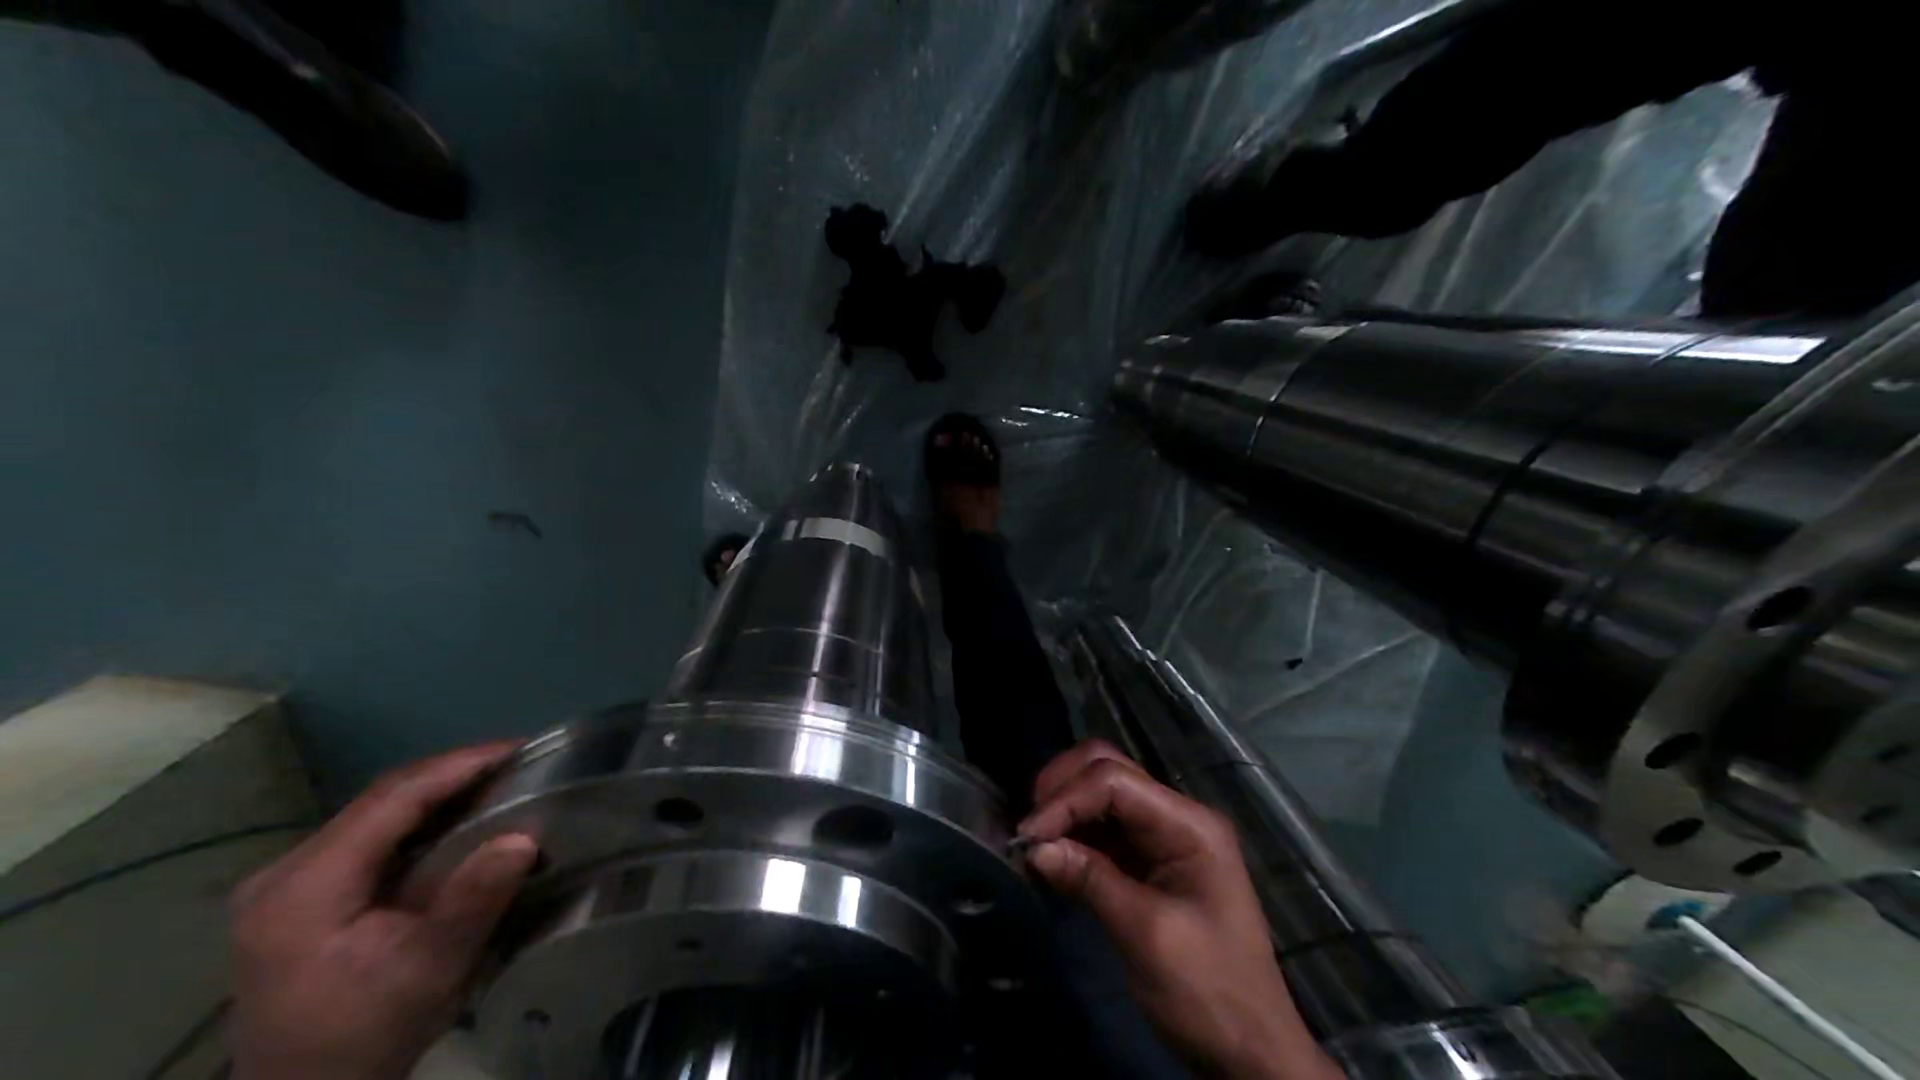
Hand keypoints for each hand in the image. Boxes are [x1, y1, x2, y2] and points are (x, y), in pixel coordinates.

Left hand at [230, 742, 538, 1079]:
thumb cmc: (365, 1035)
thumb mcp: (427, 972)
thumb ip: (471, 902)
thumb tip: (523, 837)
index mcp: (304, 886)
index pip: (391, 798)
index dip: (458, 766)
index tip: (519, 748)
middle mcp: (285, 871)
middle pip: (381, 798)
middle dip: (454, 773)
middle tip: (519, 761)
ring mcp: (288, 883)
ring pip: (377, 812)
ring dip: (440, 792)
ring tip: (500, 780)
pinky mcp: (302, 896)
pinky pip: (372, 834)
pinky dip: (422, 817)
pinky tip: (460, 818)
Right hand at [1019, 740, 1343, 1079]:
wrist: (1250, 1051)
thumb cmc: (1209, 992)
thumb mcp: (1147, 935)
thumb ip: (1090, 880)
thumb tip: (1034, 848)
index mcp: (1188, 824)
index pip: (1114, 780)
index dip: (1066, 800)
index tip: (1028, 837)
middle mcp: (1174, 816)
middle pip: (1107, 770)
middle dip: (1062, 789)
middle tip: (1029, 830)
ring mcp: (1161, 836)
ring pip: (1099, 794)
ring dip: (1063, 810)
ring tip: (1032, 844)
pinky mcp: (1145, 860)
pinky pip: (1100, 829)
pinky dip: (1071, 834)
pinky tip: (1050, 856)